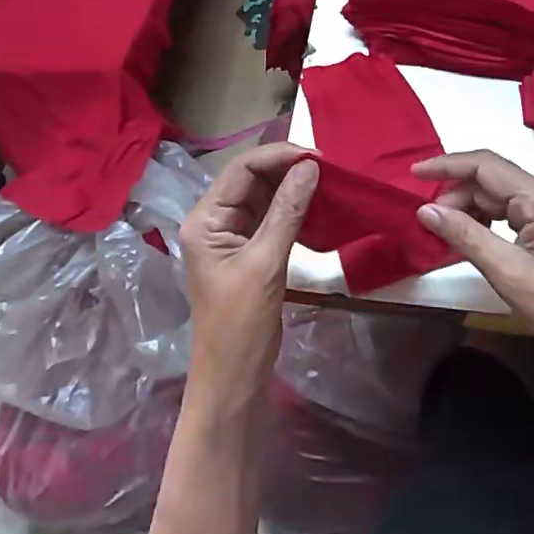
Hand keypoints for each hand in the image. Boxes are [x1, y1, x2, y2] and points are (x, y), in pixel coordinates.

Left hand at [179, 144, 318, 397]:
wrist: (234, 377)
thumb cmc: (241, 322)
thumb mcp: (265, 263)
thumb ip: (287, 211)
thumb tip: (311, 167)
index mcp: (205, 219)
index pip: (242, 170)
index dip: (278, 156)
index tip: (317, 156)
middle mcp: (215, 219)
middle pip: (252, 178)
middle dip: (287, 167)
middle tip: (328, 166)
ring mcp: (233, 234)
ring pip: (264, 195)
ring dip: (293, 184)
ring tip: (327, 178)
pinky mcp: (251, 249)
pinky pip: (273, 215)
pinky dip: (294, 205)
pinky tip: (317, 200)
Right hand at [413, 151, 533, 400]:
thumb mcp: (510, 276)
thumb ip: (467, 236)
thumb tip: (426, 209)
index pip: (488, 167)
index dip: (448, 165)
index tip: (413, 172)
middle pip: (495, 180)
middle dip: (457, 194)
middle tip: (427, 220)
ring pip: (504, 198)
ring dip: (472, 209)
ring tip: (445, 231)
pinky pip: (516, 214)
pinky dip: (490, 222)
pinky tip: (472, 238)